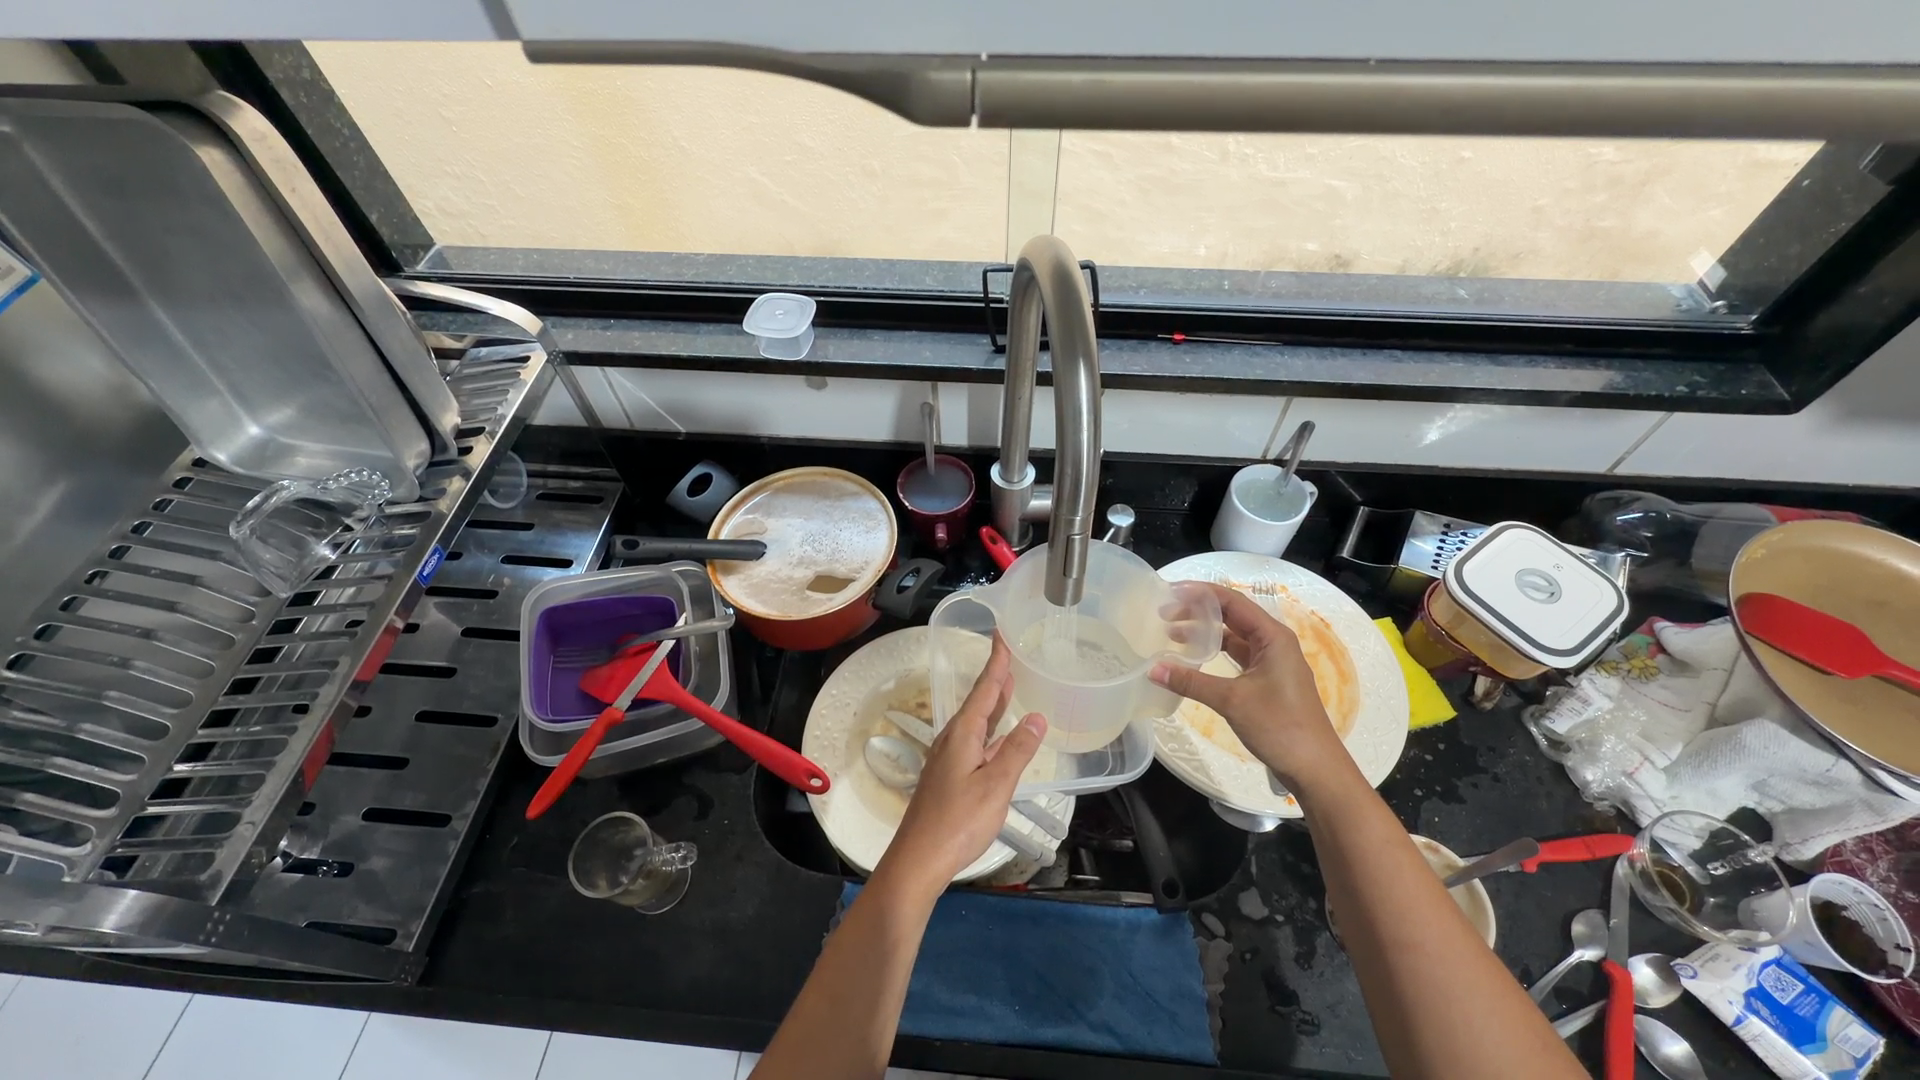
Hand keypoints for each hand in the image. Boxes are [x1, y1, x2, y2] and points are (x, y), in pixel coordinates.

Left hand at [880, 636, 1045, 892]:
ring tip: (1009, 687)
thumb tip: (1036, 717)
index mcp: (963, 735)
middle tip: (1010, 656)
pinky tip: (1000, 739)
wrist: (919, 860)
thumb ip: (1017, 751)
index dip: (996, 663)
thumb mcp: (995, 786)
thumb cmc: (958, 822)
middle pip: (978, 703)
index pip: (984, 690)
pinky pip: (975, 743)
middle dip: (995, 680)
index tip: (1002, 635)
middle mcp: (953, 741)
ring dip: (994, 705)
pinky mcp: (950, 779)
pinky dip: (992, 732)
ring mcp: (949, 760)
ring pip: (977, 724)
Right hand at [1150, 582, 1352, 791]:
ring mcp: (1272, 662)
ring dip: (1205, 632)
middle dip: (1198, 611)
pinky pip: (1237, 656)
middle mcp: (1274, 642)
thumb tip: (1153, 669)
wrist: (1314, 767)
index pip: (1232, 601)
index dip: (1200, 593)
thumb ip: (1191, 682)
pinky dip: (1215, 652)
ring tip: (1171, 633)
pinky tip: (1194, 658)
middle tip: (1163, 613)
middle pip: (1232, 615)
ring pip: (1234, 636)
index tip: (1169, 593)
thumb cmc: (1279, 726)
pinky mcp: (1268, 681)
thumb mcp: (1231, 700)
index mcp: (1273, 636)